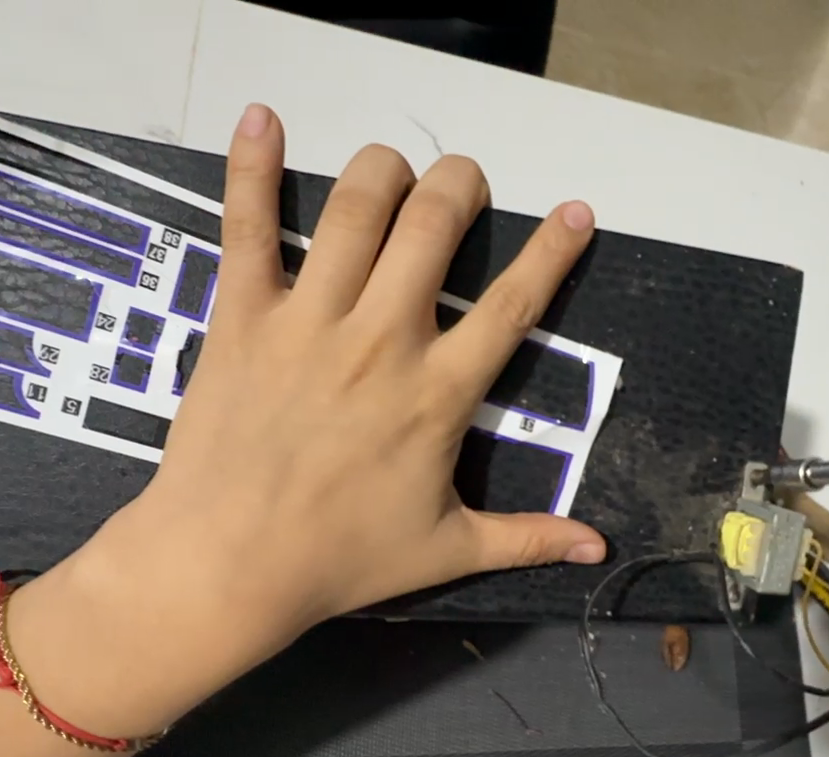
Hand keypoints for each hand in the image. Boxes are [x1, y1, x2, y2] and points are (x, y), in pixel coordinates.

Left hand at [25, 105, 605, 724]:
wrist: (229, 564)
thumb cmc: (345, 559)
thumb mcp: (449, 551)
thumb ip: (529, 539)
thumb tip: (599, 549)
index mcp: (439, 394)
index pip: (513, 306)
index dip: (551, 253)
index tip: (575, 212)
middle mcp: (383, 340)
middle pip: (433, 228)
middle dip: (460, 187)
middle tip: (463, 184)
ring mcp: (310, 321)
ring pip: (356, 210)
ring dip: (385, 173)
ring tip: (396, 171)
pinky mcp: (244, 316)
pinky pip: (248, 226)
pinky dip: (253, 168)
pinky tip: (262, 119)